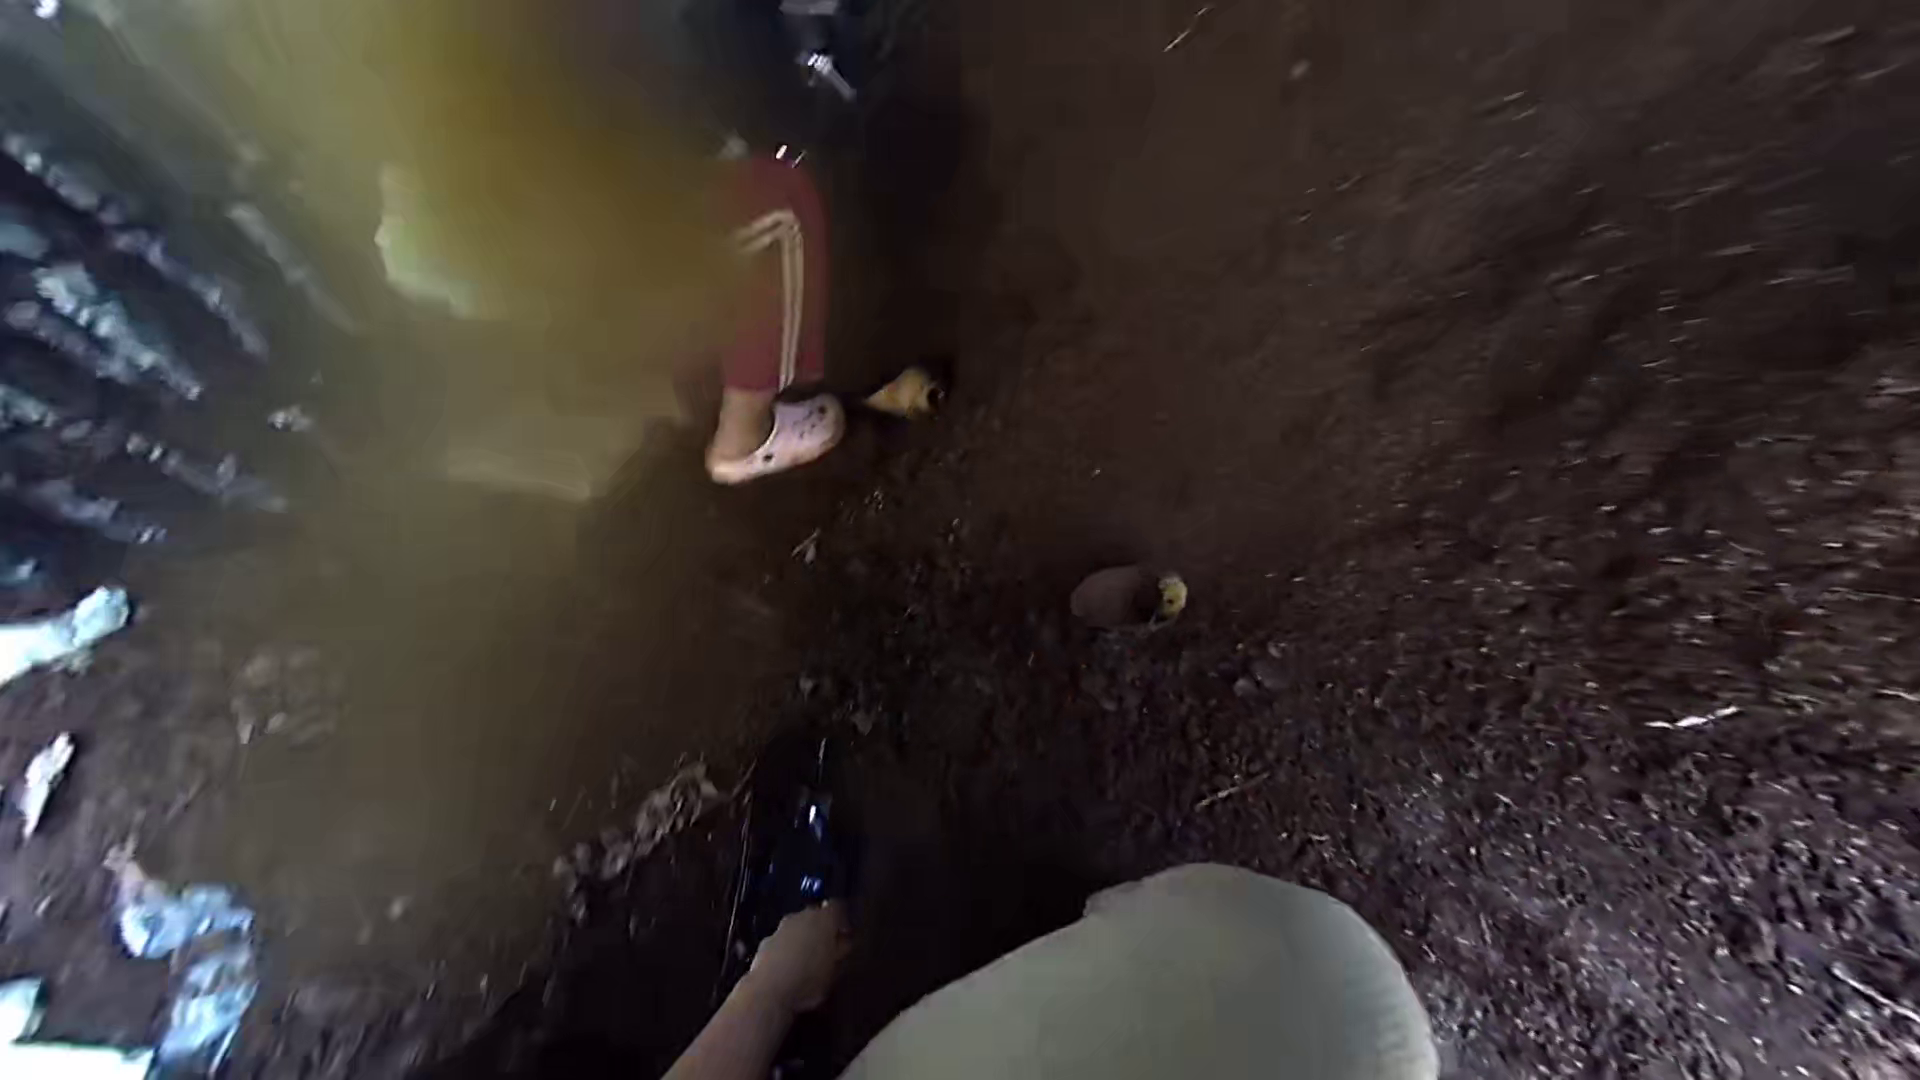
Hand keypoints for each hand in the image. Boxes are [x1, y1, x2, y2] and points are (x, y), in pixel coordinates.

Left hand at [743, 901, 849, 1013]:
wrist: (768, 990)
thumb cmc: (809, 979)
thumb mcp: (834, 970)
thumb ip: (840, 952)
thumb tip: (843, 943)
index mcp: (825, 919)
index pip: (837, 907)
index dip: (841, 920)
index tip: (844, 935)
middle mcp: (803, 916)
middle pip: (815, 915)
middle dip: (820, 928)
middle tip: (824, 949)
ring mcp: (782, 927)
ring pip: (796, 927)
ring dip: (801, 938)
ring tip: (803, 961)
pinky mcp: (765, 941)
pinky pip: (780, 941)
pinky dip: (784, 949)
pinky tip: (784, 969)